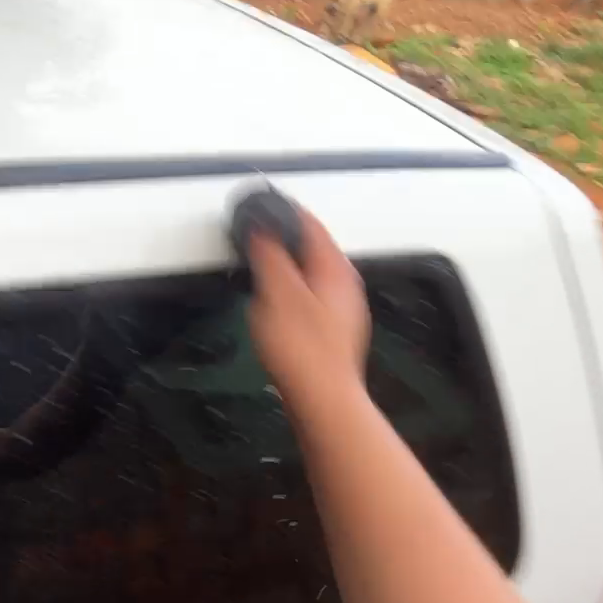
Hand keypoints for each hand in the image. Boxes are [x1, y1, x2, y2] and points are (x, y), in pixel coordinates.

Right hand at [242, 203, 369, 407]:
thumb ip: (270, 258)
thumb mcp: (278, 295)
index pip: (310, 226)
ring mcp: (340, 310)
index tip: (264, 204)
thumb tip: (262, 230)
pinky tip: (275, 301)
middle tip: (259, 231)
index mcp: (334, 270)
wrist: (322, 397)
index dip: (286, 212)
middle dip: (286, 237)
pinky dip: (290, 288)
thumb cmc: (301, 348)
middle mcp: (343, 285)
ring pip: (311, 273)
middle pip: (313, 248)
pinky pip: (309, 296)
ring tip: (262, 261)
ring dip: (287, 264)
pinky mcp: (330, 331)